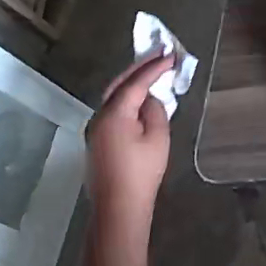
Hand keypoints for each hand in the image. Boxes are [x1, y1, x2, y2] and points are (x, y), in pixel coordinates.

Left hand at [86, 51, 176, 220]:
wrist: (118, 209)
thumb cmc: (141, 174)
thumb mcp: (158, 139)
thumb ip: (155, 111)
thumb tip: (149, 100)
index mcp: (113, 113)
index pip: (135, 82)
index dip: (154, 67)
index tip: (170, 55)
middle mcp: (99, 116)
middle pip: (119, 84)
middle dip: (139, 68)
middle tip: (158, 55)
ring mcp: (94, 129)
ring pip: (113, 97)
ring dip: (132, 83)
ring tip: (151, 72)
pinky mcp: (96, 141)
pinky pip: (112, 110)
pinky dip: (126, 99)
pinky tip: (139, 100)